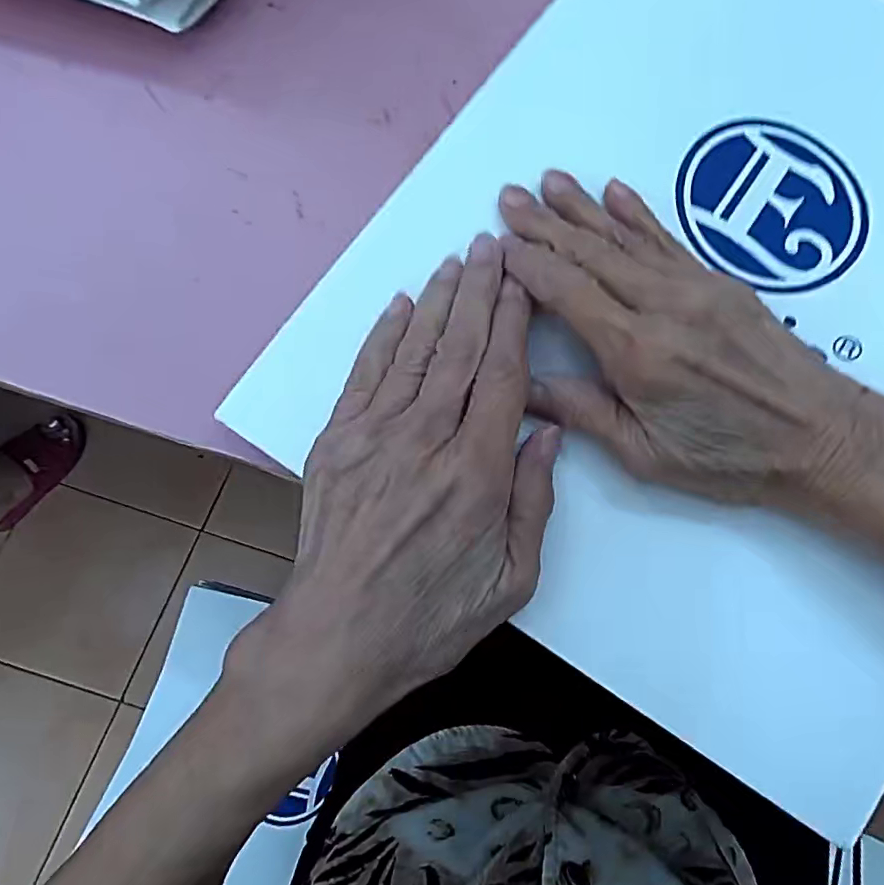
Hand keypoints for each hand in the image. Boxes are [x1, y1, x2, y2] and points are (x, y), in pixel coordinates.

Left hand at [228, 235, 560, 724]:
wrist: (337, 637)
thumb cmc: (430, 619)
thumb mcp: (510, 581)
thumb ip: (533, 504)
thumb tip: (547, 436)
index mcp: (476, 474)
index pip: (502, 376)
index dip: (514, 322)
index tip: (523, 283)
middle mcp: (426, 441)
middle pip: (460, 350)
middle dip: (480, 293)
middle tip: (493, 247)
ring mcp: (374, 437)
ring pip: (415, 352)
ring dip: (437, 303)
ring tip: (456, 263)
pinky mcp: (336, 443)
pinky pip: (365, 375)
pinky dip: (384, 336)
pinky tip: (400, 306)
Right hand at [498, 171, 883, 510]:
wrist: (820, 438)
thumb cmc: (730, 460)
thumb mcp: (645, 454)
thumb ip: (584, 412)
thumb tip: (526, 386)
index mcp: (637, 353)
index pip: (567, 292)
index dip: (529, 265)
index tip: (499, 246)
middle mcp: (664, 308)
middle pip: (591, 254)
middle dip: (545, 225)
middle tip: (510, 198)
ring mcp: (697, 289)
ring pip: (627, 239)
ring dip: (583, 209)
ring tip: (549, 182)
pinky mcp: (722, 284)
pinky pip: (668, 242)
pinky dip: (638, 217)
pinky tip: (616, 194)